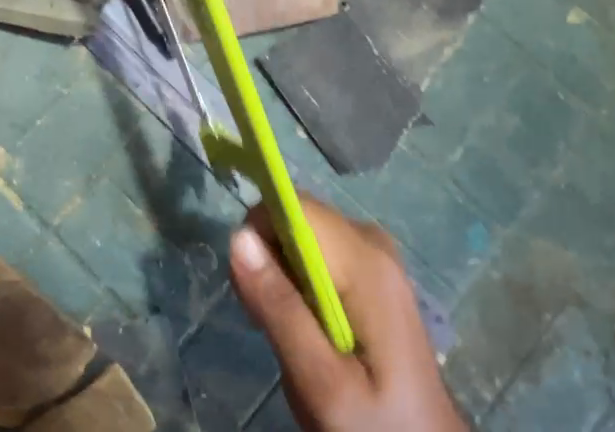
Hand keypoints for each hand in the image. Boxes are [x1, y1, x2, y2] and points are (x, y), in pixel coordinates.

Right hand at [230, 198, 464, 431]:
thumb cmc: (375, 422)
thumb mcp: (320, 380)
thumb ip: (279, 307)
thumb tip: (238, 236)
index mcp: (366, 264)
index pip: (295, 205)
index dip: (259, 231)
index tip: (250, 284)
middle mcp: (373, 246)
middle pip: (296, 218)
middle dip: (267, 256)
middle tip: (266, 319)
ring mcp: (375, 259)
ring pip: (302, 235)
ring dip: (278, 273)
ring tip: (286, 331)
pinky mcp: (372, 275)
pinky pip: (317, 253)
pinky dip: (297, 281)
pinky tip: (305, 325)